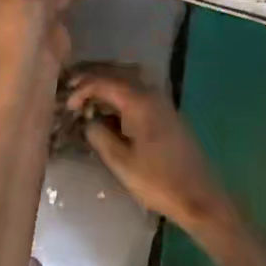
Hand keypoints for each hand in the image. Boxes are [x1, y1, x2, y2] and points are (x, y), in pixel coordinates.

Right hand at [67, 71, 232, 231]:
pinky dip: (119, 89)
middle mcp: (150, 91)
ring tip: (85, 91)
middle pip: (116, 71)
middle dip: (91, 76)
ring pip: (128, 77)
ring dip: (106, 80)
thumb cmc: (158, 181)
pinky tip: (108, 104)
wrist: (199, 195)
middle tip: (69, 86)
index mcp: (138, 100)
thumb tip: (88, 120)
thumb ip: (99, 136)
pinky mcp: (164, 110)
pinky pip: (137, 88)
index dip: (81, 89)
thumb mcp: (121, 162)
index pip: (103, 81)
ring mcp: (160, 99)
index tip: (66, 105)